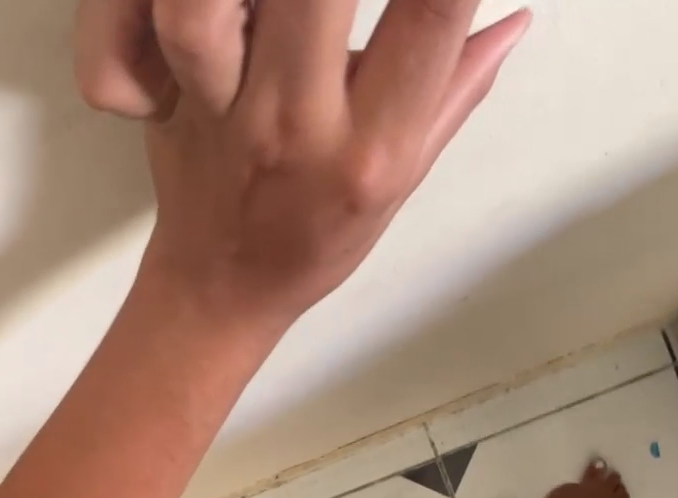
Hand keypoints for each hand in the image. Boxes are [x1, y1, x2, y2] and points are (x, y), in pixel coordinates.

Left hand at [85, 0, 531, 327]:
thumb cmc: (313, 243)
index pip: (433, 8)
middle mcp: (301, 123)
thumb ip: (453, 94)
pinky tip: (234, 5)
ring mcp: (227, 109)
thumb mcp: (400, 184)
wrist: (222, 287)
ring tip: (287, 2)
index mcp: (374, 151)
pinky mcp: (171, 98)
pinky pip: (164, 16)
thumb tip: (513, 21)